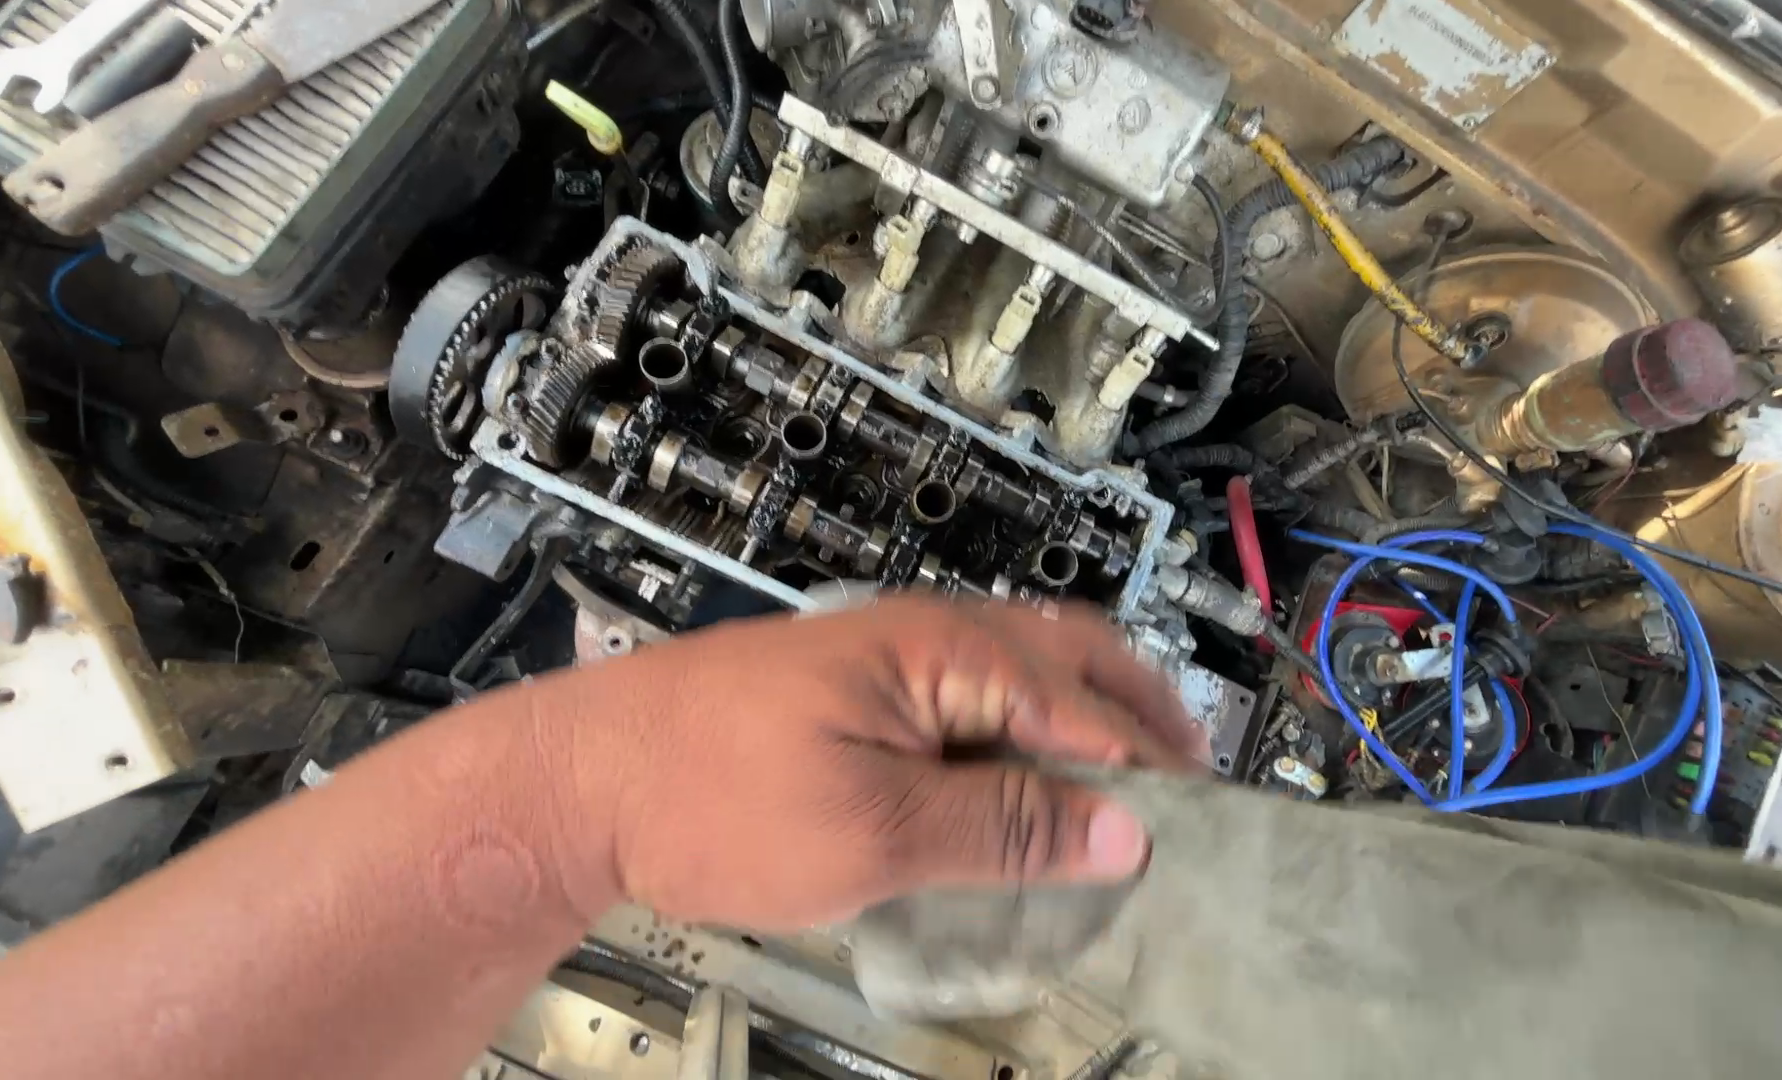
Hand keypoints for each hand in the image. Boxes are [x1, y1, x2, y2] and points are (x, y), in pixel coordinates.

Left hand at [531, 597, 1206, 930]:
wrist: (594, 775)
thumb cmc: (717, 794)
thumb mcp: (874, 830)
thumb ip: (1003, 828)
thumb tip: (1117, 831)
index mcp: (946, 650)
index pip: (1079, 708)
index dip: (1141, 769)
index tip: (1188, 826)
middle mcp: (932, 630)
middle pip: (1069, 652)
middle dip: (1136, 706)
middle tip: (1185, 773)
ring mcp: (898, 649)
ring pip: (1026, 662)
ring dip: (1086, 707)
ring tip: (1125, 769)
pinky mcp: (870, 680)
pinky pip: (978, 687)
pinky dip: (1029, 719)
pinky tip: (1030, 763)